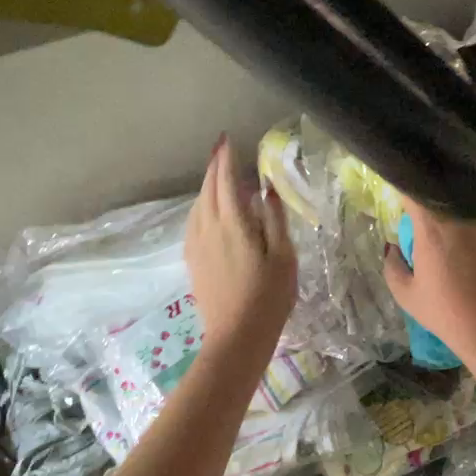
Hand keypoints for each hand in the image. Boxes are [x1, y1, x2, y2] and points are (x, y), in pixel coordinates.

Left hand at [187, 136, 296, 355]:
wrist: (237, 336)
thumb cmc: (268, 297)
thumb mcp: (283, 257)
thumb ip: (275, 220)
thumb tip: (266, 191)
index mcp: (232, 223)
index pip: (225, 180)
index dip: (226, 158)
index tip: (227, 140)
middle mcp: (208, 228)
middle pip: (207, 189)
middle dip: (214, 168)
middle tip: (223, 152)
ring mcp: (196, 245)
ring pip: (198, 204)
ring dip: (208, 187)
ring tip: (220, 178)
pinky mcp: (192, 260)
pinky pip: (194, 221)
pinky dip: (202, 206)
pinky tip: (210, 211)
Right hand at [382, 197, 475, 363]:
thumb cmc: (447, 312)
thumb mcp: (407, 295)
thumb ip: (392, 266)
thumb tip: (392, 246)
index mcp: (431, 225)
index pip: (414, 190)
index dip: (409, 190)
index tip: (406, 199)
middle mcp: (462, 214)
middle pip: (445, 193)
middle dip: (435, 200)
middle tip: (432, 217)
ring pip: (472, 205)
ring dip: (462, 213)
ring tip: (461, 232)